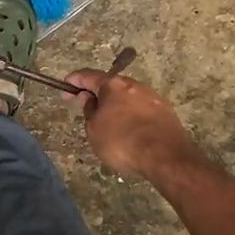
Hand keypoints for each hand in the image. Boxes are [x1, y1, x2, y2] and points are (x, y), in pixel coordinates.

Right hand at [63, 70, 205, 182]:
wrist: (168, 159)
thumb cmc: (123, 142)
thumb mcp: (93, 129)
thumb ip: (89, 111)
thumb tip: (91, 100)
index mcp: (112, 85)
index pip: (87, 76)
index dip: (74, 81)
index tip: (66, 88)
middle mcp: (133, 85)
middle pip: (110, 85)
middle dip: (97, 94)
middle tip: (88, 107)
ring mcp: (153, 98)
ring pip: (128, 97)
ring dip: (116, 105)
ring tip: (110, 123)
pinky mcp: (168, 113)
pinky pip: (142, 110)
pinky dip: (132, 116)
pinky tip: (131, 131)